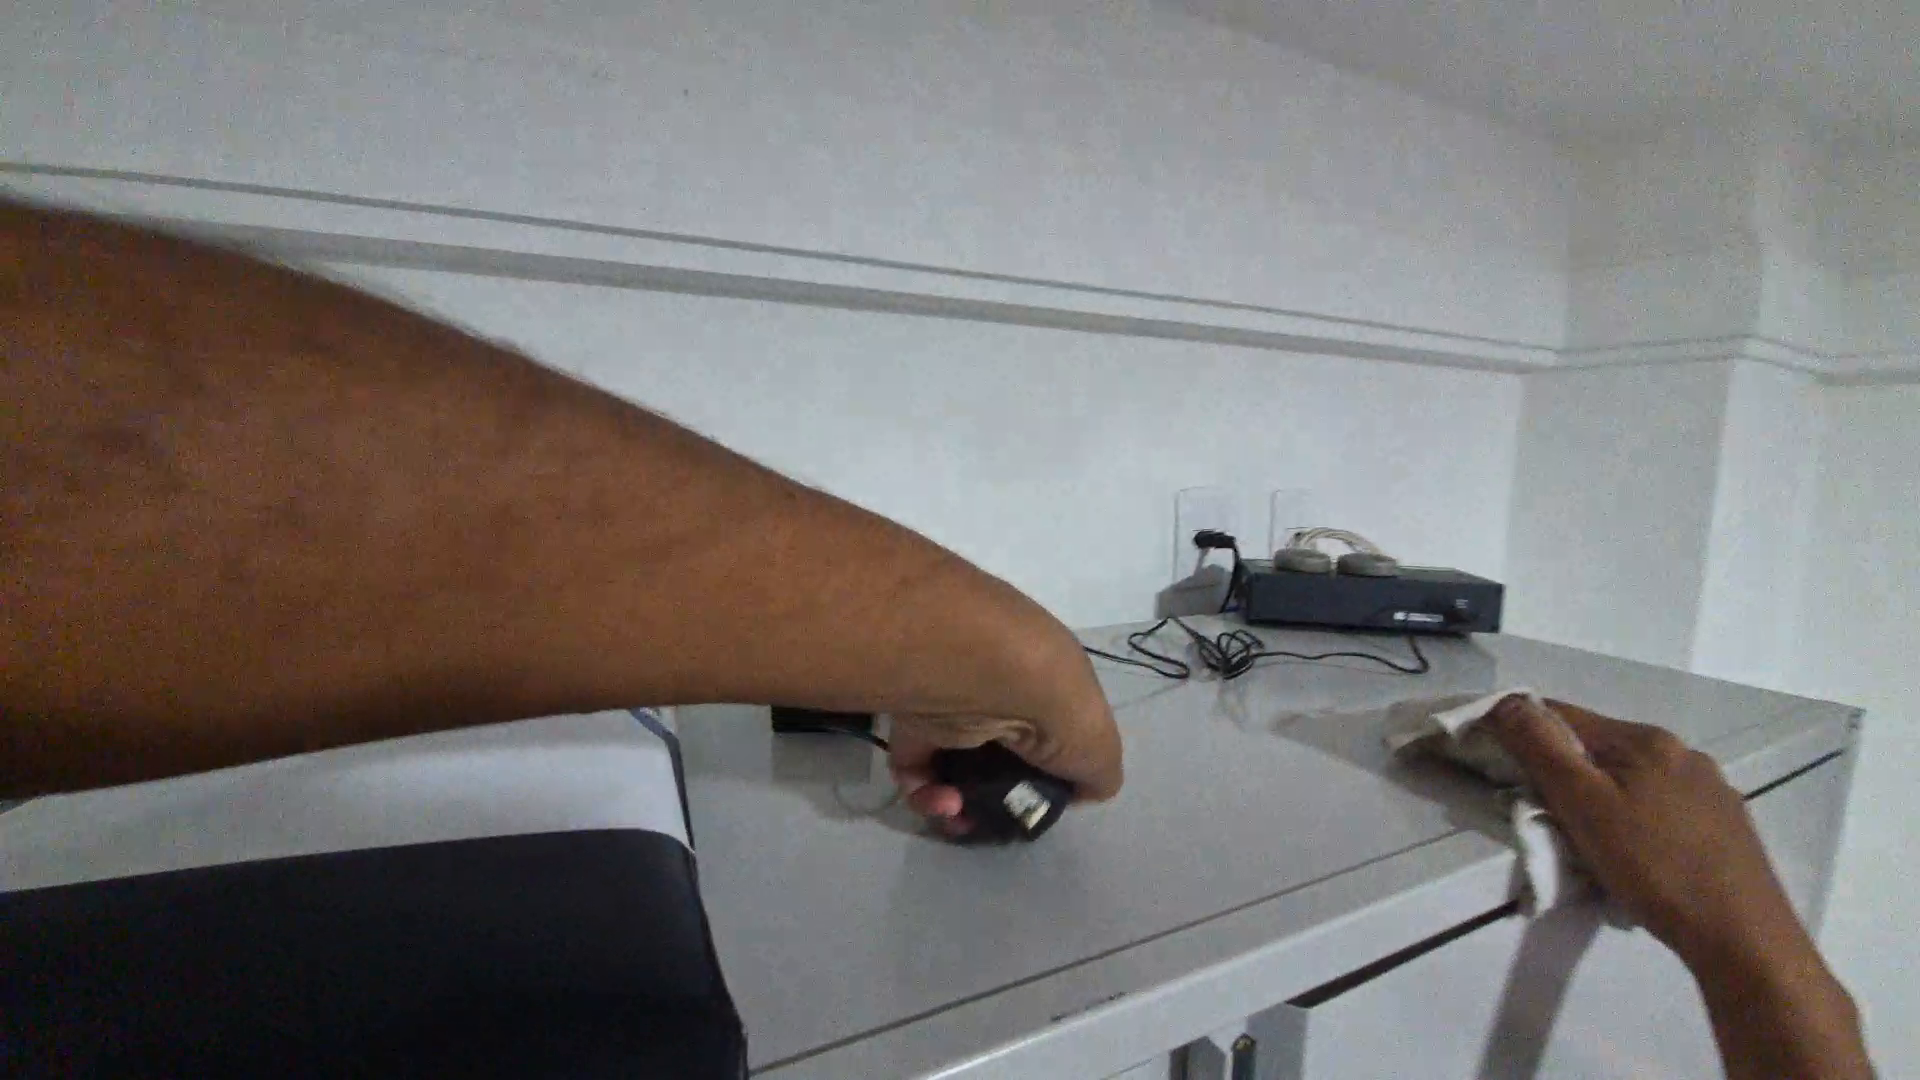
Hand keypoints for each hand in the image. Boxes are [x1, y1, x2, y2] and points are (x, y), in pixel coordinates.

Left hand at [887, 641, 1120, 837]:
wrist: (986, 675)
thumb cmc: (1052, 705)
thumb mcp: (1100, 745)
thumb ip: (1096, 775)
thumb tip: (1075, 791)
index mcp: (1044, 684)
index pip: (1045, 730)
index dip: (1044, 772)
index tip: (1038, 802)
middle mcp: (996, 689)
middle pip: (995, 753)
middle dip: (994, 796)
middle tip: (993, 819)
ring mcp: (951, 703)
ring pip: (952, 764)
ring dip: (956, 800)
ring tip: (959, 814)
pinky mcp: (912, 716)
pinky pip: (913, 764)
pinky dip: (925, 790)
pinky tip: (944, 800)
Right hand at [1483, 696, 1798, 962]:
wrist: (1747, 945)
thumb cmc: (1653, 866)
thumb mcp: (1580, 802)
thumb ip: (1538, 746)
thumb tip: (1505, 702)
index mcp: (1645, 739)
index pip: (1559, 714)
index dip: (1518, 733)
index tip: (1496, 764)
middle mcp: (1682, 752)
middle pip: (1593, 745)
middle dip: (1559, 769)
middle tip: (1541, 811)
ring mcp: (1710, 789)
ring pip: (1625, 774)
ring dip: (1595, 792)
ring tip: (1585, 835)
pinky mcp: (1725, 824)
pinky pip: (1655, 801)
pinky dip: (1629, 813)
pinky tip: (1630, 848)